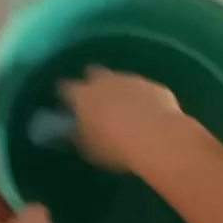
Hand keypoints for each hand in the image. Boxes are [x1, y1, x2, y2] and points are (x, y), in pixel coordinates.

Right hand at [59, 66, 220, 174]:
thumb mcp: (88, 148)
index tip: (68, 105)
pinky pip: (144, 89)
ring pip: (121, 80)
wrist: (158, 139)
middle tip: (98, 103)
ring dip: (121, 91)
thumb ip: (78, 135)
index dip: (65, 96)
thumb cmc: (115, 146)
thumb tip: (73, 130)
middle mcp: (104, 81)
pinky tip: (149, 116)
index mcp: (82, 95)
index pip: (64, 88)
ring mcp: (131, 80)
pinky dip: (143, 99)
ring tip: (127, 112)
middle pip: (93, 73)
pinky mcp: (154, 86)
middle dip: (93, 84)